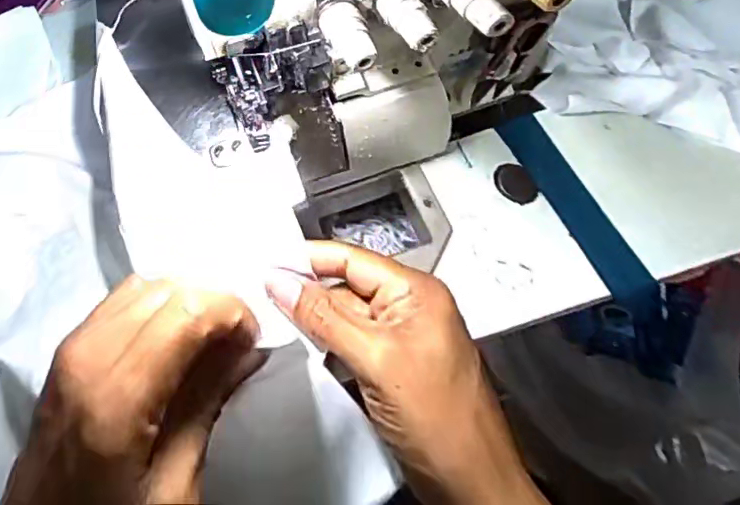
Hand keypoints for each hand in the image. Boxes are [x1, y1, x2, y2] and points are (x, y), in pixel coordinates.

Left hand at [5, 277, 265, 504]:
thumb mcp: (173, 488)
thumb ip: (207, 405)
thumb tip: (249, 348)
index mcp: (115, 396)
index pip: (188, 310)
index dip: (231, 313)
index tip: (252, 341)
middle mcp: (87, 356)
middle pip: (169, 290)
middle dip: (212, 305)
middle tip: (235, 343)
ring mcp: (70, 348)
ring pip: (146, 285)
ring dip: (184, 301)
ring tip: (204, 341)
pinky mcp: (64, 350)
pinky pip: (121, 300)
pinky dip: (155, 305)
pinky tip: (170, 339)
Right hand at [265, 241, 545, 504]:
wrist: (473, 486)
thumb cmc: (446, 424)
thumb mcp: (376, 360)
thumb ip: (326, 318)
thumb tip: (286, 283)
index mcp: (416, 291)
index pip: (353, 258)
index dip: (310, 258)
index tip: (272, 263)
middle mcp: (411, 308)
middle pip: (347, 286)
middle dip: (309, 291)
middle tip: (266, 296)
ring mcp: (403, 340)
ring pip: (348, 317)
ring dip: (316, 321)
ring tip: (278, 322)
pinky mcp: (394, 369)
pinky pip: (354, 345)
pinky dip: (330, 347)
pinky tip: (307, 352)